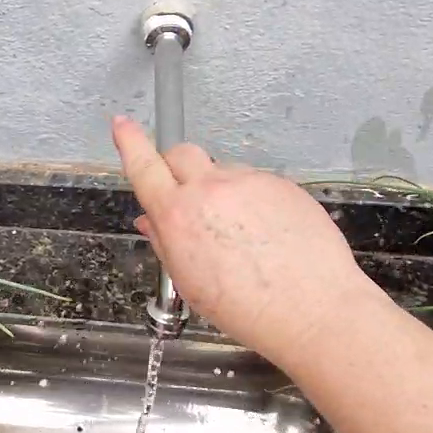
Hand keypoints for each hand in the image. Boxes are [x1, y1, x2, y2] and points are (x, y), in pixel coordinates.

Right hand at [110, 115, 377, 362]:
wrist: (310, 309)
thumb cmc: (247, 306)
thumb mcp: (187, 279)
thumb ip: (165, 241)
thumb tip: (151, 222)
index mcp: (178, 215)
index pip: (144, 167)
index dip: (130, 142)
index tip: (122, 124)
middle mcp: (211, 190)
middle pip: (182, 154)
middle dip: (175, 166)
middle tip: (182, 191)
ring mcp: (250, 183)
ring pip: (222, 170)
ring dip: (219, 188)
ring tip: (237, 230)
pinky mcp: (282, 185)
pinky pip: (256, 182)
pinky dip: (252, 199)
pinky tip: (263, 233)